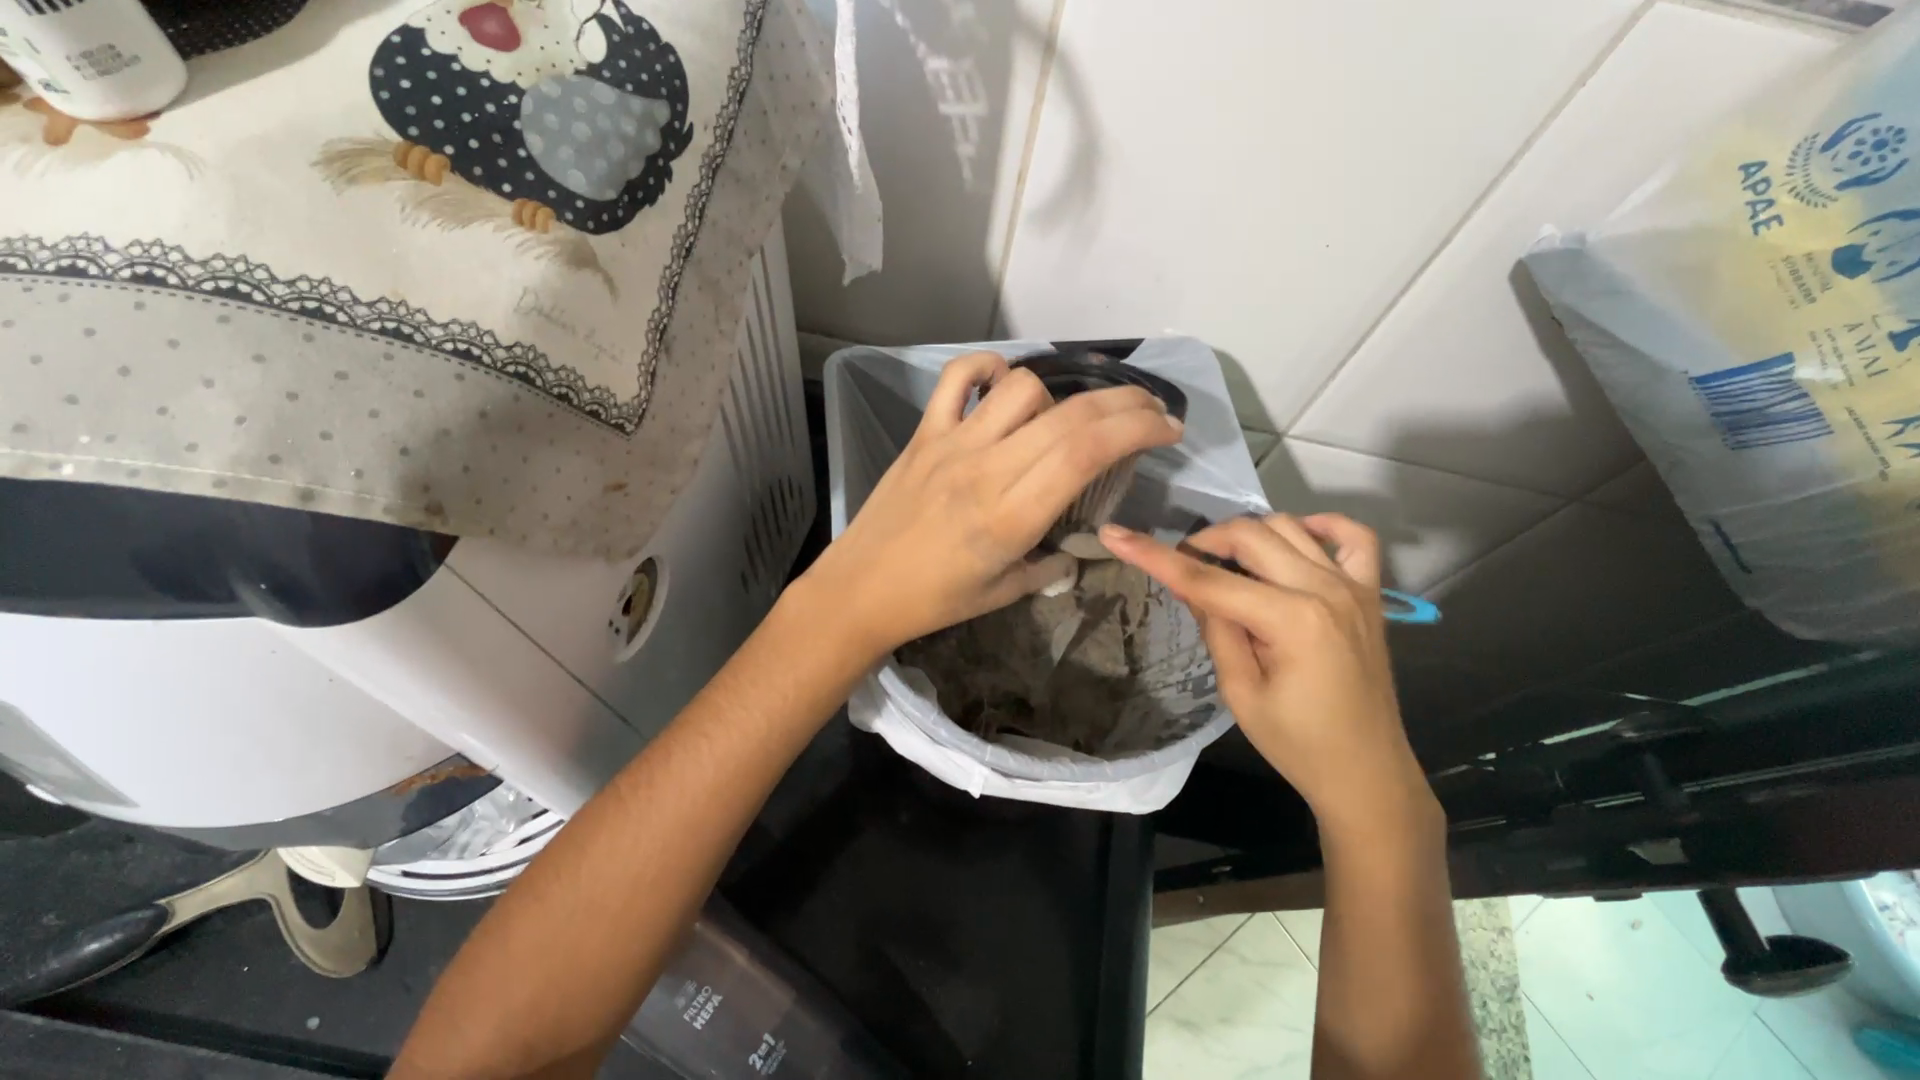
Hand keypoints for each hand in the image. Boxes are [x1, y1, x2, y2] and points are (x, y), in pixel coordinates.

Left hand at [798, 351, 1184, 660]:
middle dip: (1125, 403)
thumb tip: (1082, 546)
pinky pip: (956, 378)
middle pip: (1070, 415)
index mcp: (1012, 517)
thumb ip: (1051, 565)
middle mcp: (987, 470)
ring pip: (1022, 388)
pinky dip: (988, 368)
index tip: (1168, 429)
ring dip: (1061, 394)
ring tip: (1069, 417)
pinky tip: (1004, 383)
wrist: (859, 590)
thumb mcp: (1004, 594)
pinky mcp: (924, 433)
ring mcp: (952, 445)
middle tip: (1150, 411)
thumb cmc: (934, 601)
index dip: (1138, 430)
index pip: (1088, 452)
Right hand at [1098, 514, 1437, 839]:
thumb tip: (1190, 584)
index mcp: (1291, 621)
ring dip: (1248, 535)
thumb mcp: (1240, 692)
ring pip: (1289, 527)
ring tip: (1226, 564)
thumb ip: (1216, 628)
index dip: (1155, 555)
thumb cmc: (1297, 743)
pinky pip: (1353, 537)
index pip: (1208, 579)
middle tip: (1181, 567)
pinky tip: (1295, 539)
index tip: (1115, 535)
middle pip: (1249, 537)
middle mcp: (1324, 590)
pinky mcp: (1370, 593)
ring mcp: (1353, 587)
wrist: (1365, 771)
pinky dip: (1320, 526)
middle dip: (1204, 543)